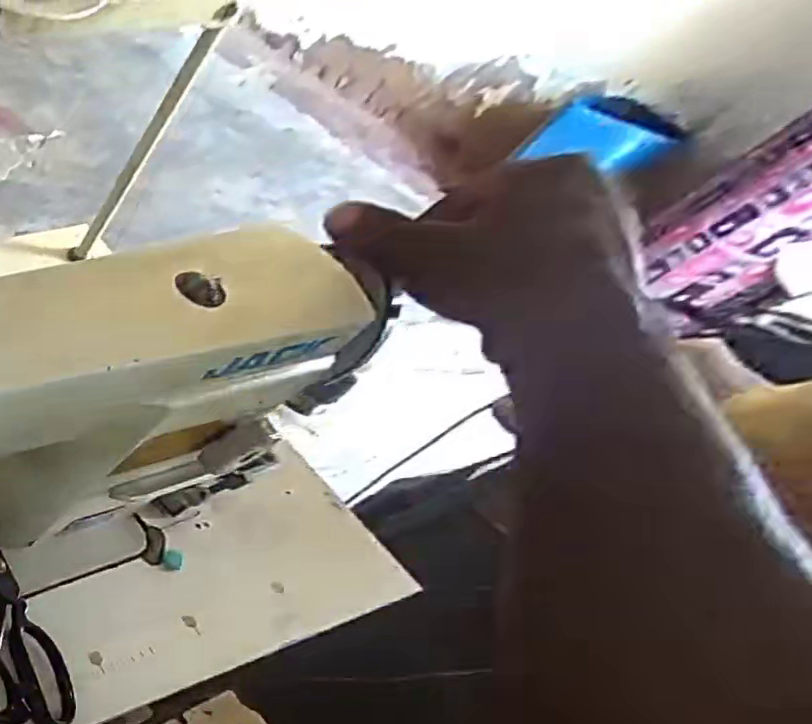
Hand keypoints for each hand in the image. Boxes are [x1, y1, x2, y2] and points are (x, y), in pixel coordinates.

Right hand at [325, 156, 646, 343]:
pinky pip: (547, 267)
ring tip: (465, 302)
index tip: (406, 267)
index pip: (459, 196)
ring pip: (519, 242)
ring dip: (486, 268)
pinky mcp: (615, 262)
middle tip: (431, 285)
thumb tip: (334, 214)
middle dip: (457, 248)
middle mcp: (585, 181)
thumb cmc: (497, 278)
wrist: (572, 329)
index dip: (421, 234)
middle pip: (491, 217)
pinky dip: (519, 285)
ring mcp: (607, 221)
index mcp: (540, 168)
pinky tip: (502, 312)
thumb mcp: (422, 257)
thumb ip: (380, 235)